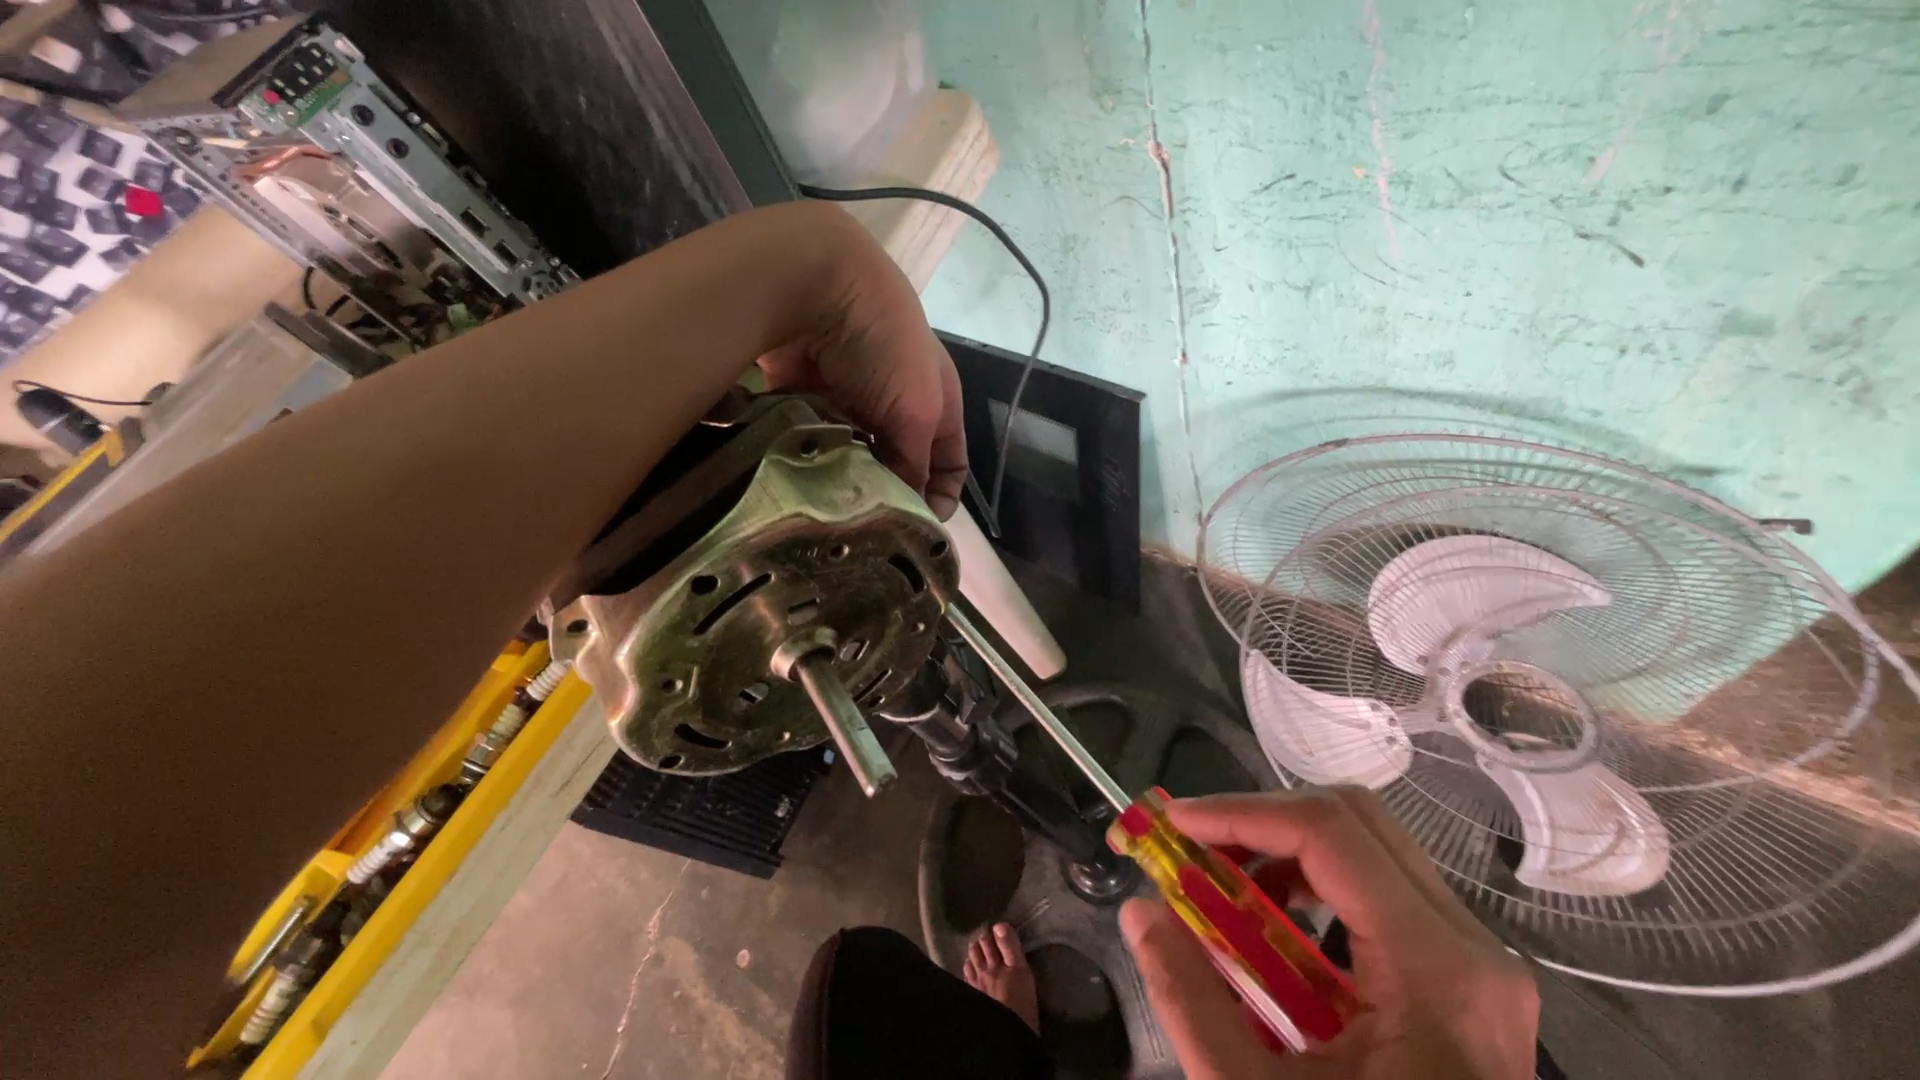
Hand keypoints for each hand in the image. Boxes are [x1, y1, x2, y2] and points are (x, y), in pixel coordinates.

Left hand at [755, 214, 965, 518]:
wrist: (823, 285)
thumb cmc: (888, 348)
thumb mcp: (918, 412)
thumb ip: (913, 464)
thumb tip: (903, 507)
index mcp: (936, 404)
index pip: (950, 464)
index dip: (941, 497)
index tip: (919, 532)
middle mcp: (895, 403)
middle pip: (897, 463)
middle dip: (887, 494)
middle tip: (869, 530)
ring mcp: (850, 398)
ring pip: (852, 455)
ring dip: (845, 479)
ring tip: (833, 510)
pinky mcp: (807, 394)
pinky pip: (814, 438)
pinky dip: (812, 458)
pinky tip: (803, 480)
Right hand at [1120, 789, 1539, 1079]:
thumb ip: (1191, 1001)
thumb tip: (1140, 913)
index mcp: (1434, 970)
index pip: (1332, 837)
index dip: (1242, 815)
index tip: (1174, 825)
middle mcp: (1470, 948)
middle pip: (1357, 822)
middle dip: (1260, 821)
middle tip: (1191, 846)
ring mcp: (1475, 961)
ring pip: (1372, 849)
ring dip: (1285, 850)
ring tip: (1222, 887)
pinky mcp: (1462, 978)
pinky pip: (1383, 892)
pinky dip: (1315, 886)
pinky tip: (1272, 929)